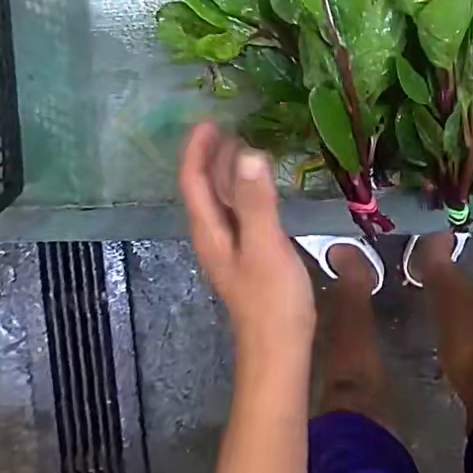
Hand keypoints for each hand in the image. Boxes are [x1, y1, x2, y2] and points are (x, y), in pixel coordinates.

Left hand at [178, 122, 314, 364]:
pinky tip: (263, 185)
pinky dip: (245, 189)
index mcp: (209, 230)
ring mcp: (230, 246)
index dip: (197, 150)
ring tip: (248, 144)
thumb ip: (256, 201)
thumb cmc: (271, 300)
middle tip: (235, 124)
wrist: (279, 350)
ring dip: (228, 170)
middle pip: (205, 187)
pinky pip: (240, 210)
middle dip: (213, 154)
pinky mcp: (248, 254)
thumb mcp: (265, 245)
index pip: (193, 181)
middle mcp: (213, 235)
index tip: (210, 121)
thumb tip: (247, 153)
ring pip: (222, 199)